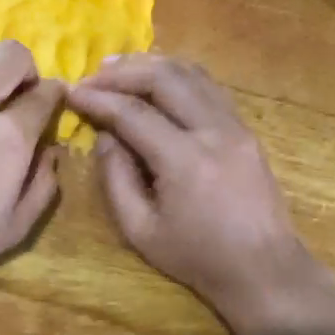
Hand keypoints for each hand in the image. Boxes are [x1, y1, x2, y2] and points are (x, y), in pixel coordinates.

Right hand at [68, 54, 324, 331]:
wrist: (263, 269)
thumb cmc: (196, 257)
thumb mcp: (140, 230)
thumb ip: (116, 179)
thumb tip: (104, 136)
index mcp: (184, 161)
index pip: (133, 113)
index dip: (98, 99)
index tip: (70, 93)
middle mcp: (213, 132)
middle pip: (165, 79)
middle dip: (123, 72)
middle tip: (91, 77)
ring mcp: (235, 126)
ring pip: (192, 73)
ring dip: (151, 65)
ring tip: (118, 68)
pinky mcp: (245, 129)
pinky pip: (208, 86)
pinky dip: (177, 74)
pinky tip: (155, 78)